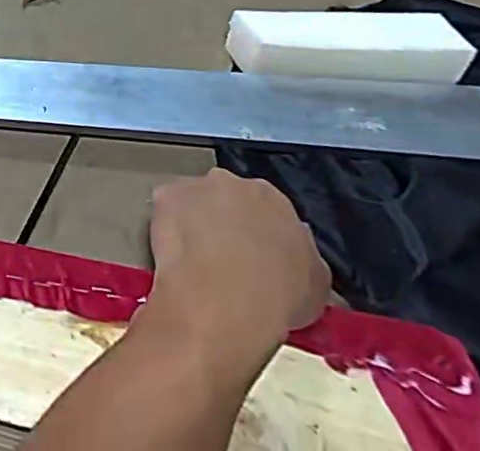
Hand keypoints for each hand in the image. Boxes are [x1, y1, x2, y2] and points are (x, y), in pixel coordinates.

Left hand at [143, 169, 330, 350]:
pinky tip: (175, 250)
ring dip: (193, 219)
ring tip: (195, 255)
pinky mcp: (165, 195)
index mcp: (272, 197)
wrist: (225, 297)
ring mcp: (194, 185)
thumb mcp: (315, 281)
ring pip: (192, 200)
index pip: (263, 206)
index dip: (256, 230)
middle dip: (223, 218)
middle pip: (225, 196)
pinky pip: (166, 208)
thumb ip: (303, 255)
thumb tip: (295, 251)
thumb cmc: (279, 294)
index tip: (252, 250)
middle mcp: (231, 181)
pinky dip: (168, 225)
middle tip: (222, 251)